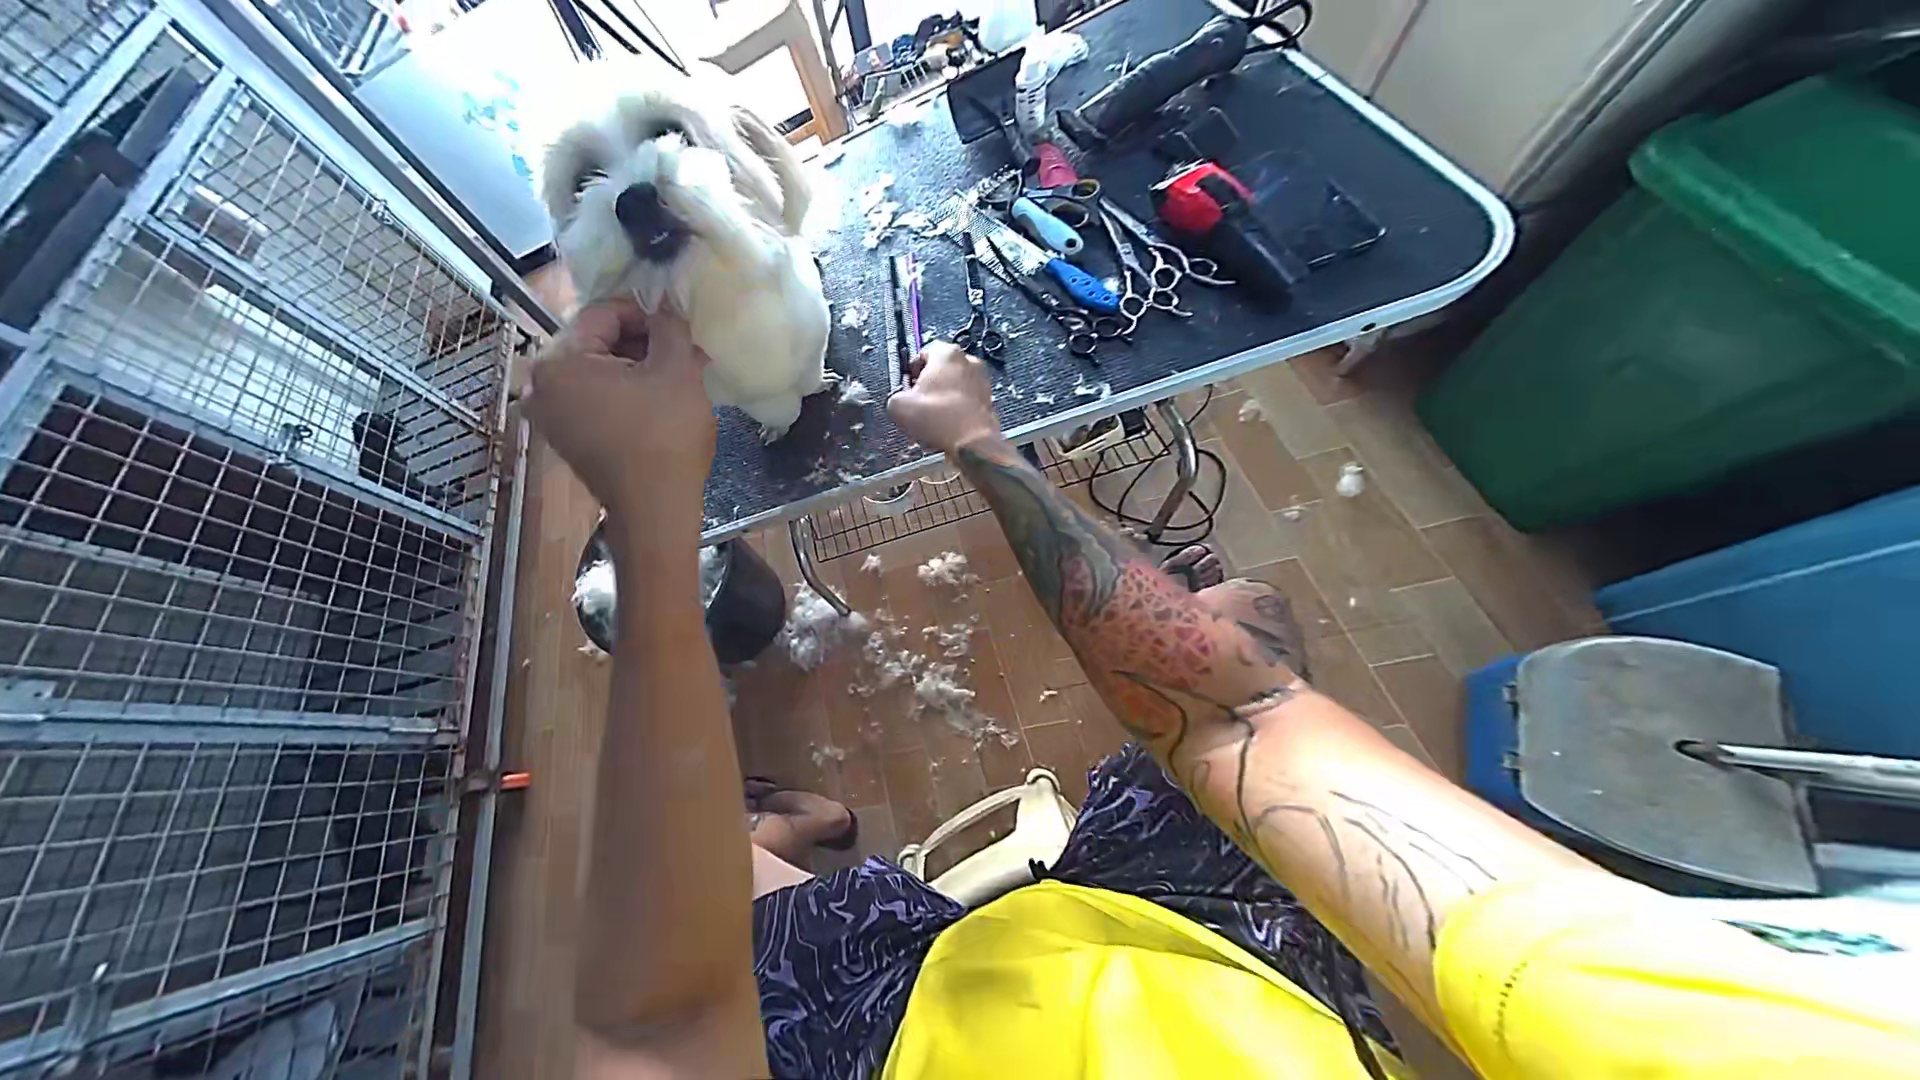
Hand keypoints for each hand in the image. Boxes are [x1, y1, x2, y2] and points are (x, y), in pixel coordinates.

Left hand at [520, 299, 714, 532]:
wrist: (656, 511)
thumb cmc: (666, 438)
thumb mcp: (677, 372)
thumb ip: (670, 327)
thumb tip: (668, 302)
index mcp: (558, 361)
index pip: (603, 313)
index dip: (647, 313)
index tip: (680, 326)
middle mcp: (541, 384)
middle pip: (597, 342)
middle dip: (645, 343)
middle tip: (686, 353)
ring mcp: (550, 415)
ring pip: (599, 372)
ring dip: (640, 368)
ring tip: (681, 378)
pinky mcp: (567, 438)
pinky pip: (597, 399)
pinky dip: (627, 394)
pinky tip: (661, 403)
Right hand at [886, 341, 1002, 454]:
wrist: (972, 444)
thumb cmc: (938, 419)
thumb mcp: (898, 406)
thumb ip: (894, 396)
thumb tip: (899, 400)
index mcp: (947, 353)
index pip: (924, 352)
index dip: (912, 370)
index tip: (908, 387)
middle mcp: (969, 361)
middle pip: (941, 370)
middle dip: (929, 386)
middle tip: (919, 404)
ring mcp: (982, 381)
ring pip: (955, 386)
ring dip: (943, 399)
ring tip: (934, 419)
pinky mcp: (989, 401)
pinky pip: (967, 402)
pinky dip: (957, 411)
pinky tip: (948, 426)